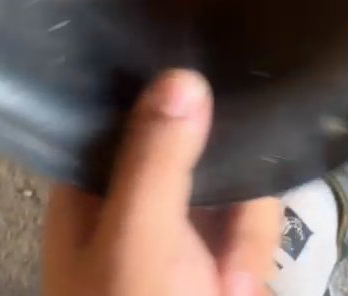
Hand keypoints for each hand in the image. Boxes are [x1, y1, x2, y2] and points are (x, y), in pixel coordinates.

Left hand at [41, 70, 282, 295]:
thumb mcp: (136, 243)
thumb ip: (156, 159)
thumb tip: (183, 74)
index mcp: (93, 187)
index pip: (128, 107)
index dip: (166, 88)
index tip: (207, 74)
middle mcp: (135, 197)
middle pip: (196, 137)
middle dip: (224, 186)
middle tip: (228, 241)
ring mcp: (178, 227)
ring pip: (232, 176)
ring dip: (246, 232)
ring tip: (235, 287)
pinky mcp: (215, 253)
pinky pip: (249, 217)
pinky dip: (255, 249)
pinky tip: (245, 285)